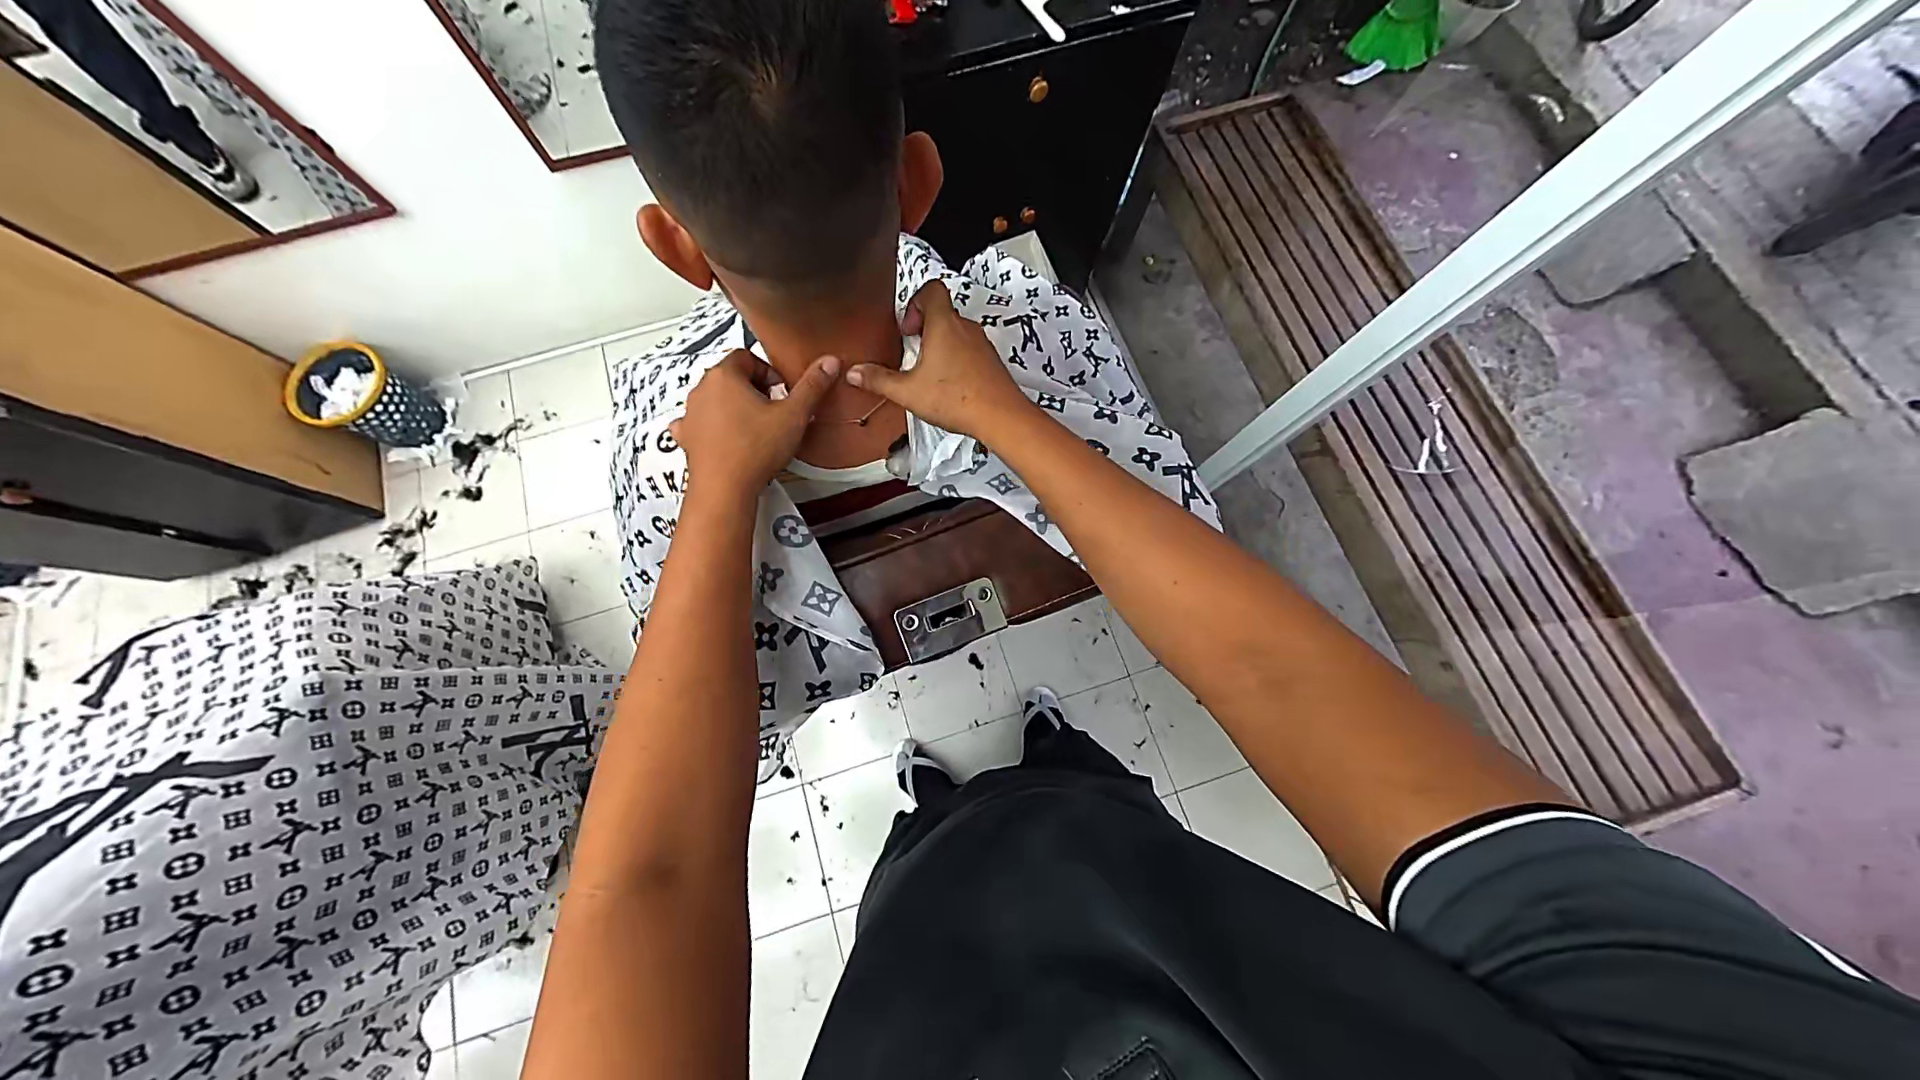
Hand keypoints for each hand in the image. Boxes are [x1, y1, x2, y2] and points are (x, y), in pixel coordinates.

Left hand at [670, 350, 839, 498]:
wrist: (725, 489)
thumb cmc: (752, 453)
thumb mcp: (794, 415)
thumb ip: (812, 386)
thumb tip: (827, 364)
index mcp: (724, 376)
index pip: (748, 356)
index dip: (770, 372)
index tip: (782, 391)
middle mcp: (702, 390)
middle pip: (731, 376)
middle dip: (754, 389)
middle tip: (774, 409)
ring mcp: (692, 414)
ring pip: (717, 399)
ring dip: (736, 407)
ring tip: (757, 427)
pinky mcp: (688, 437)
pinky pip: (700, 423)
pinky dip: (715, 427)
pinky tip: (731, 438)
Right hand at [845, 280, 1035, 440]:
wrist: (1001, 416)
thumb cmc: (959, 398)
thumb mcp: (908, 391)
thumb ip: (879, 380)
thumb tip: (855, 373)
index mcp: (944, 324)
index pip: (931, 290)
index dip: (915, 302)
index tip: (907, 328)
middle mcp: (965, 328)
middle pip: (942, 313)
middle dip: (924, 329)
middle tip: (913, 352)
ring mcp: (982, 344)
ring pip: (957, 333)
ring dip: (940, 346)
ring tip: (929, 372)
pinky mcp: (991, 362)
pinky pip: (970, 351)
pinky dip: (956, 361)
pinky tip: (948, 386)